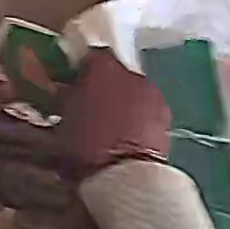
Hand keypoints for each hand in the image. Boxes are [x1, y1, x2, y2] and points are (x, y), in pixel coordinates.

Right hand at [58, 52, 170, 170]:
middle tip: (87, 103)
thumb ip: (64, 94)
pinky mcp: (166, 117)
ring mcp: (152, 94)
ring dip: (121, 99)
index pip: (89, 54)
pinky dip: (136, 116)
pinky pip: (145, 108)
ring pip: (131, 89)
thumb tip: (64, 87)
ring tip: (107, 122)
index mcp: (102, 66)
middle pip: (113, 71)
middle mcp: (131, 73)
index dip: (79, 67)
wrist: (127, 175)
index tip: (70, 80)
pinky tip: (125, 134)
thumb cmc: (85, 141)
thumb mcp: (63, 116)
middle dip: (102, 84)